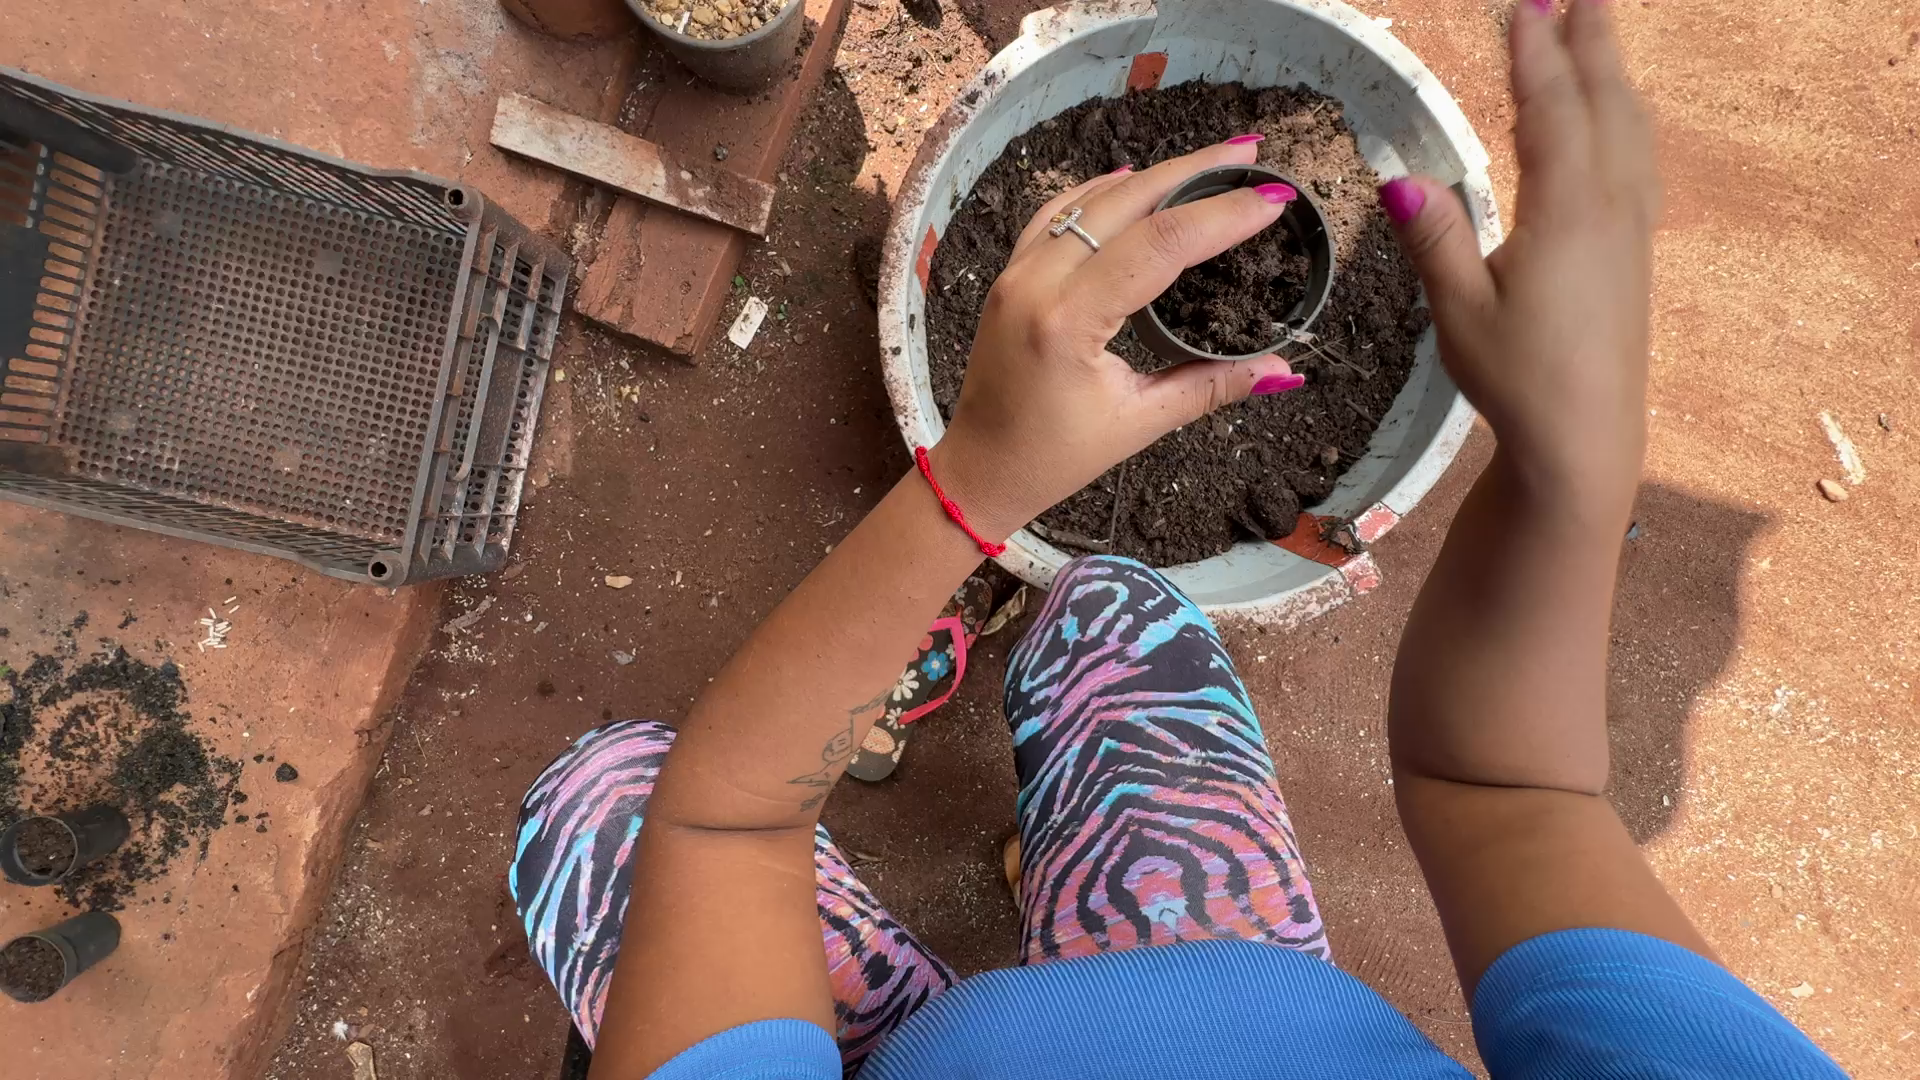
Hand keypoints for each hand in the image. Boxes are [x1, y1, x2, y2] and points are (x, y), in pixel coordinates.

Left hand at [930, 139, 1303, 540]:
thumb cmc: (1050, 458)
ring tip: (1204, 164)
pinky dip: (1097, 196)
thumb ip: (1210, 388)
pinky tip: (1130, 183)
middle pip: (1125, 202)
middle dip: (1193, 173)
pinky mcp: (1006, 279)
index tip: (1274, 200)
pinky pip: (1055, 217)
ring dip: (1149, 179)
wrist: (979, 470)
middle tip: (1250, 152)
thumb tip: (1283, 370)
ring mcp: (1014, 275)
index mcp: (1066, 320)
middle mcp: (1034, 282)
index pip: (1159, 244)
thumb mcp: (1136, 425)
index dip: (1221, 217)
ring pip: (1088, 202)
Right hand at [1380, 0, 1658, 516]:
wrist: (1582, 428)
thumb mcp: (1457, 310)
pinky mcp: (1632, 250)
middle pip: (1605, 103)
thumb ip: (1434, 240)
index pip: (1550, 112)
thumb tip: (1401, 178)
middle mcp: (1610, 204)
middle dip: (1588, 42)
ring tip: (1597, 37)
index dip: (1534, 56)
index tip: (1523, 6)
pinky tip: (1616, 126)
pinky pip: (1636, 159)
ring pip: (1630, 128)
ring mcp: (1630, 226)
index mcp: (1564, 212)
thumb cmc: (1514, 372)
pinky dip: (1624, 119)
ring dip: (1611, 75)